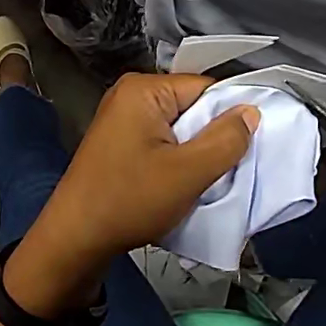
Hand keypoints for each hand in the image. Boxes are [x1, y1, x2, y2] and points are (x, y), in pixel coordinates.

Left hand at [4, 74, 258, 316]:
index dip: (230, 115)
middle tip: (225, 168)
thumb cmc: (129, 200)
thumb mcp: (188, 173)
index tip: (246, 146)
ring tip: (202, 178)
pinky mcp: (119, 140)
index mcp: (143, 89)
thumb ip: (225, 140)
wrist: (75, 237)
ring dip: (194, 151)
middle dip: (211, 135)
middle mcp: (130, 93)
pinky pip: (161, 139)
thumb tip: (250, 112)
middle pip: (191, 106)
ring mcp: (122, 117)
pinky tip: (180, 183)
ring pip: (178, 126)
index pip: (205, 88)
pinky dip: (176, 158)